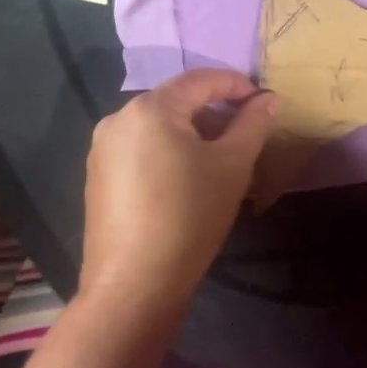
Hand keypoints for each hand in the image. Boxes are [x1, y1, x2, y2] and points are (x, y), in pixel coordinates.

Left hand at [80, 68, 276, 311]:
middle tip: (248, 130)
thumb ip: (253, 123)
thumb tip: (268, 98)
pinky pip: (142, 148)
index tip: (264, 102)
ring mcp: (103, 150)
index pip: (202, 79)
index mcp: (150, 108)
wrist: (133, 287)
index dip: (237, 85)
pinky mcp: (98, 178)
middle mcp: (119, 119)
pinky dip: (170, 151)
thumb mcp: (233, 165)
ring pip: (159, 125)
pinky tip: (189, 178)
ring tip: (223, 155)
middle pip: (178, 100)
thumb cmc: (189, 216)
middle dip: (216, 109)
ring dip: (194, 131)